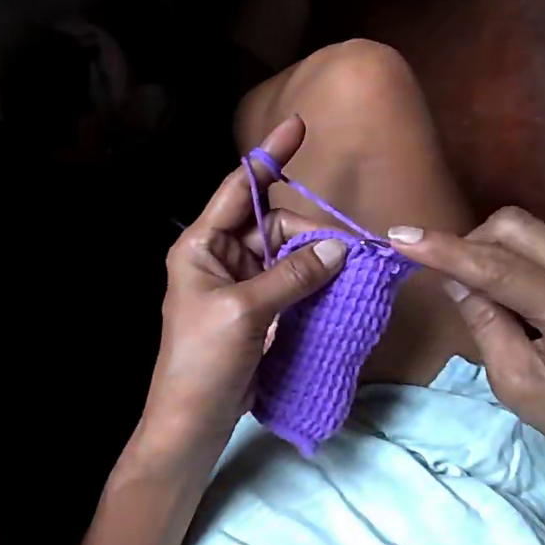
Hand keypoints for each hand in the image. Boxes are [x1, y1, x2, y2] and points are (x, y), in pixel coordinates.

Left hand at [140, 117, 346, 461]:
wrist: (193, 419)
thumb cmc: (203, 360)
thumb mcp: (245, 311)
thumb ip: (292, 275)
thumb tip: (340, 248)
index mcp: (201, 246)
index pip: (237, 188)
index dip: (269, 157)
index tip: (299, 125)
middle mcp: (220, 257)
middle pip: (272, 223)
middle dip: (310, 229)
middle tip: (348, 251)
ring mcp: (240, 284)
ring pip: (287, 253)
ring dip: (318, 258)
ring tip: (351, 269)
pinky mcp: (258, 310)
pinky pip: (291, 282)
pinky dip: (315, 281)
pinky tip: (340, 285)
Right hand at [386, 208, 544, 503]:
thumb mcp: (513, 379)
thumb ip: (484, 322)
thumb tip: (452, 278)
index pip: (501, 270)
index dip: (447, 251)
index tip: (401, 236)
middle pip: (514, 229)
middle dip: (468, 246)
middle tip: (449, 281)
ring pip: (523, 230)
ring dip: (485, 251)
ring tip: (481, 295)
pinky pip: (536, 242)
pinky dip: (504, 258)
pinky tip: (503, 293)